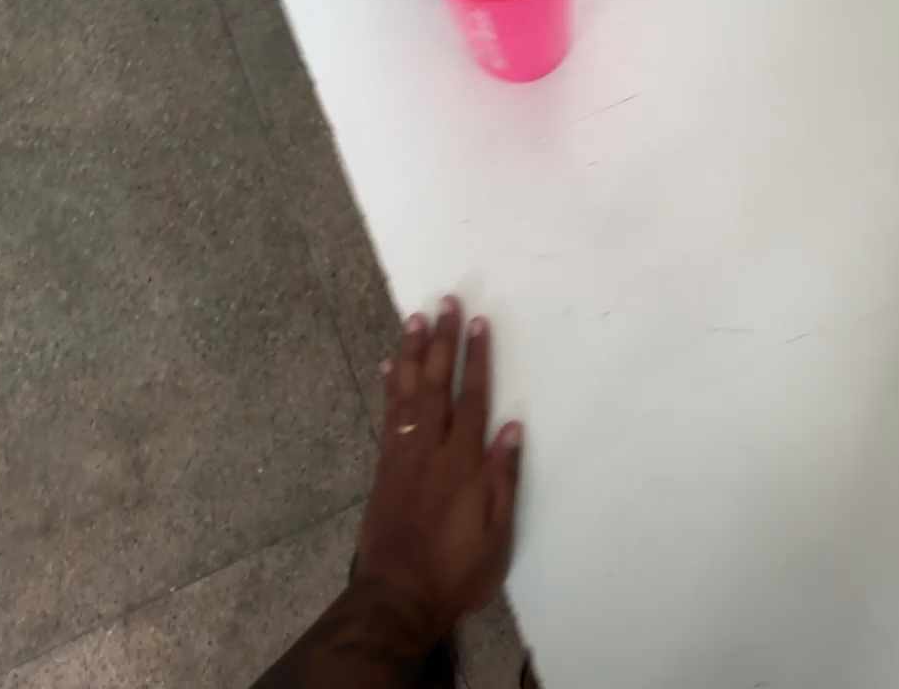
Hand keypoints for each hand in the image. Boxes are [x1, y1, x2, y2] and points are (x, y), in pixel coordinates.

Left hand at [354, 297, 523, 638]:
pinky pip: (388, 415)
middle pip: (438, 383)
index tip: (478, 322)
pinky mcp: (385, 464)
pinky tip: (389, 365)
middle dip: (443, 340)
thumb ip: (503, 476)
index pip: (473, 396)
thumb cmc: (458, 566)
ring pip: (409, 391)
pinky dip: (390, 386)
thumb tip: (513, 425)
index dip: (477, 358)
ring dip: (412, 352)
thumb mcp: (496, 530)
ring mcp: (404, 453)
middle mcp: (432, 446)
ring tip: (415, 318)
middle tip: (445, 302)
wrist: (398, 597)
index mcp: (463, 460)